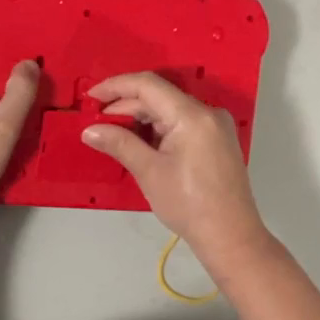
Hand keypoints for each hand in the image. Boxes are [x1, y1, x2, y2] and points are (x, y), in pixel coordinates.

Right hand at [81, 72, 268, 263]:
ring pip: (169, 111)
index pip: (148, 85)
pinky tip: (139, 143)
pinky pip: (181, 124)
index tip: (90, 96)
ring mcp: (214, 126)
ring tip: (112, 135)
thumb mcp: (149, 172)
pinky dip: (157, 130)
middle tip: (96, 123)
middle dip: (125, 107)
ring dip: (140, 119)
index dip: (115, 86)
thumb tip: (89, 130)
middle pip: (159, 97)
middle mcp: (207, 112)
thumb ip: (119, 144)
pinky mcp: (216, 141)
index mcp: (192, 115)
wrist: (229, 234)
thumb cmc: (188, 205)